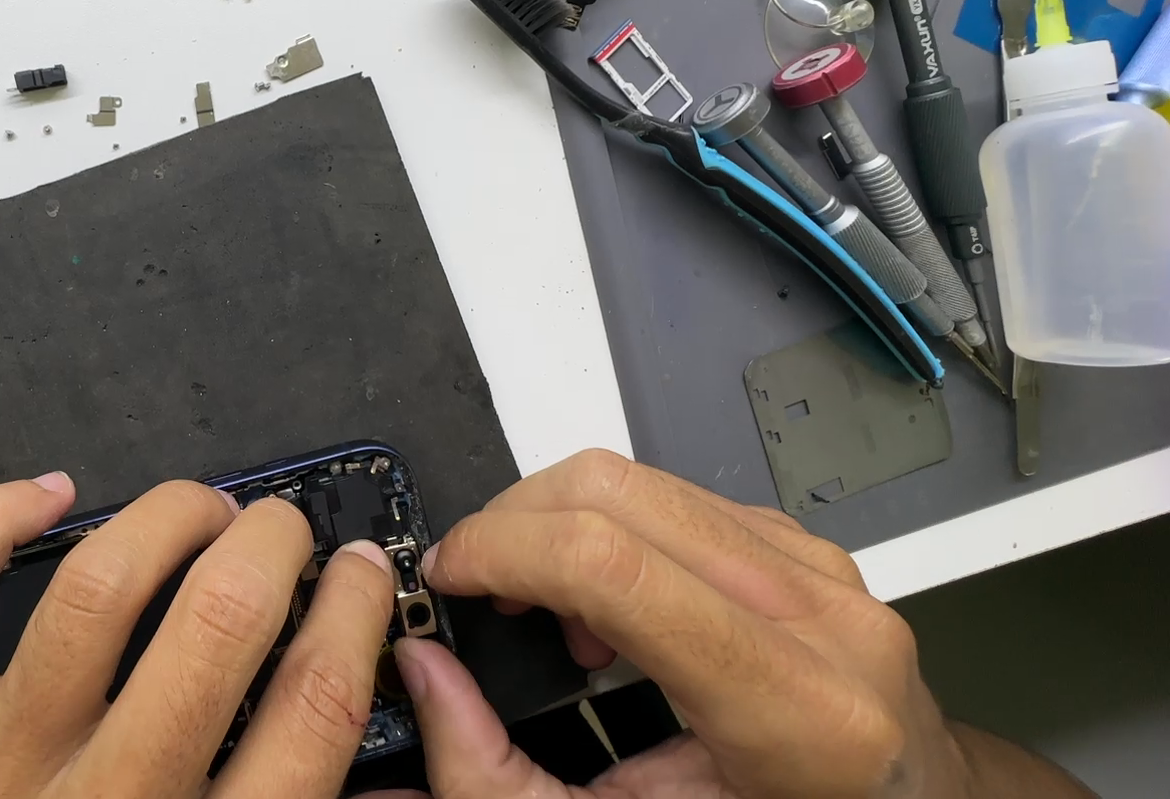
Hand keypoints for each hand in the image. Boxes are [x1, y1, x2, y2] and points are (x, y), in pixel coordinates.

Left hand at [0, 471, 397, 798]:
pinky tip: (52, 495)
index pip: (310, 710)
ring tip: (203, 508)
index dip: (352, 614)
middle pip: (211, 627)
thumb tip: (414, 782)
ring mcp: (2, 761)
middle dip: (267, 546)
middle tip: (279, 529)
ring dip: (166, 521)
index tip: (358, 571)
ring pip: (92, 593)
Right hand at [367, 450, 1092, 798]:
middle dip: (508, 521)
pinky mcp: (794, 542)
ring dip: (548, 518)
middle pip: (608, 490)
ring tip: (543, 601)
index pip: (608, 564)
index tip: (448, 574)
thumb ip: (494, 778)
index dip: (501, 549)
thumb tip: (426, 669)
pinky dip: (595, 524)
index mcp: (795, 712)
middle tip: (477, 581)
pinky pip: (660, 491)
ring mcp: (813, 567)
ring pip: (627, 475)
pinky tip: (602, 598)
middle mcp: (818, 617)